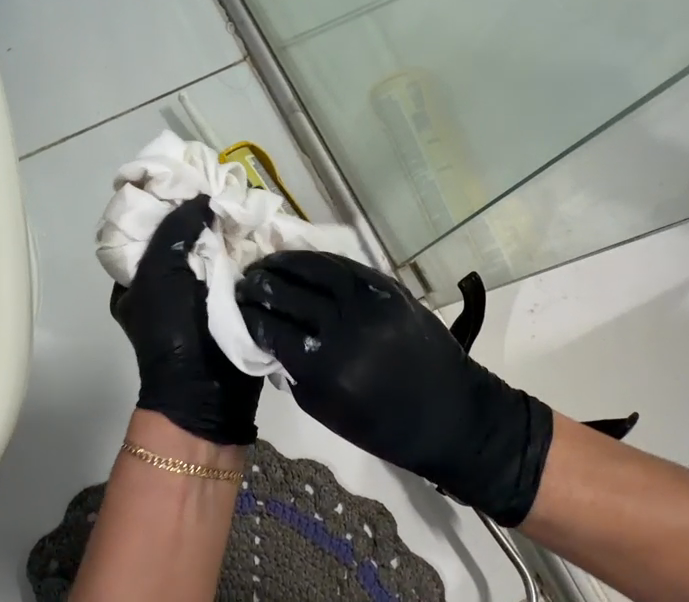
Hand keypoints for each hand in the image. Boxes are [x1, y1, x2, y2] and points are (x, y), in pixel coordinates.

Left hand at [110, 195, 261, 445]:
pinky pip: (235, 269)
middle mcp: (163, 283)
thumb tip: (201, 198)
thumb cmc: (172, 331)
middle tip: (226, 190)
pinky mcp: (229, 304)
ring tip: (245, 206)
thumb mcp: (160, 273)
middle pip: (182, 236)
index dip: (168, 202)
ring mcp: (197, 294)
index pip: (148, 226)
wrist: (208, 394)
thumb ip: (175, 230)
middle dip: (202, 216)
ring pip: (211, 250)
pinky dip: (245, 253)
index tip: (192, 179)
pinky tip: (258, 232)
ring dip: (227, 233)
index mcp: (136, 277)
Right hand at [235, 251, 552, 524]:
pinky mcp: (388, 288)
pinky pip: (342, 266)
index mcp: (327, 370)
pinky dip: (315, 261)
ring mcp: (369, 303)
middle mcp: (346, 330)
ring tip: (265, 264)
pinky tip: (298, 262)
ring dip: (283, 264)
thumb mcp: (325, 407)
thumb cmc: (383, 426)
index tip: (234, 307)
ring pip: (314, 270)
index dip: (249, 315)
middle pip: (288, 295)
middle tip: (243, 281)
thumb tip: (267, 334)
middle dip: (259, 285)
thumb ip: (293, 368)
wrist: (453, 416)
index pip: (273, 329)